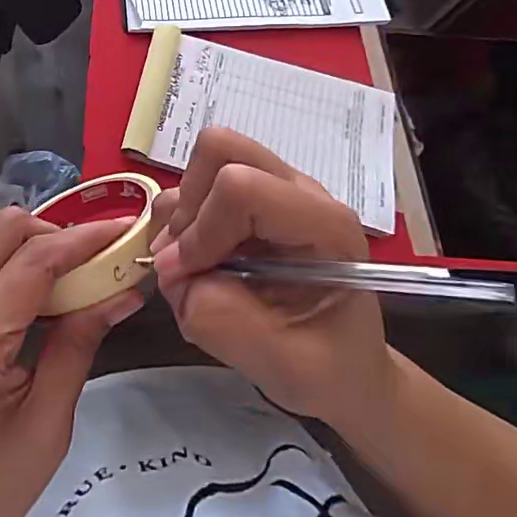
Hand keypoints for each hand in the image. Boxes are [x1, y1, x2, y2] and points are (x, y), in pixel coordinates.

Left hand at [0, 209, 145, 516]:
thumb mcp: (46, 426)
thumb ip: (79, 345)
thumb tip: (120, 292)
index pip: (35, 260)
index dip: (86, 238)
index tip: (127, 232)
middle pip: (3, 230)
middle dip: (57, 232)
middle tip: (97, 261)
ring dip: (37, 245)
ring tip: (79, 275)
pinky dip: (18, 265)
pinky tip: (48, 295)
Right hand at [150, 128, 392, 429]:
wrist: (345, 367)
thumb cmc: (326, 366)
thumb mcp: (278, 363)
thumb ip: (218, 316)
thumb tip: (170, 271)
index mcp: (324, 225)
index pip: (240, 186)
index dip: (201, 230)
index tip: (191, 277)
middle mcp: (300, 191)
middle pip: (221, 148)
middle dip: (189, 204)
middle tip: (189, 262)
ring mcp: (276, 188)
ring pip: (205, 161)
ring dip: (184, 214)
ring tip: (197, 267)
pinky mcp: (254, 197)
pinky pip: (199, 183)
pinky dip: (183, 219)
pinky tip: (200, 261)